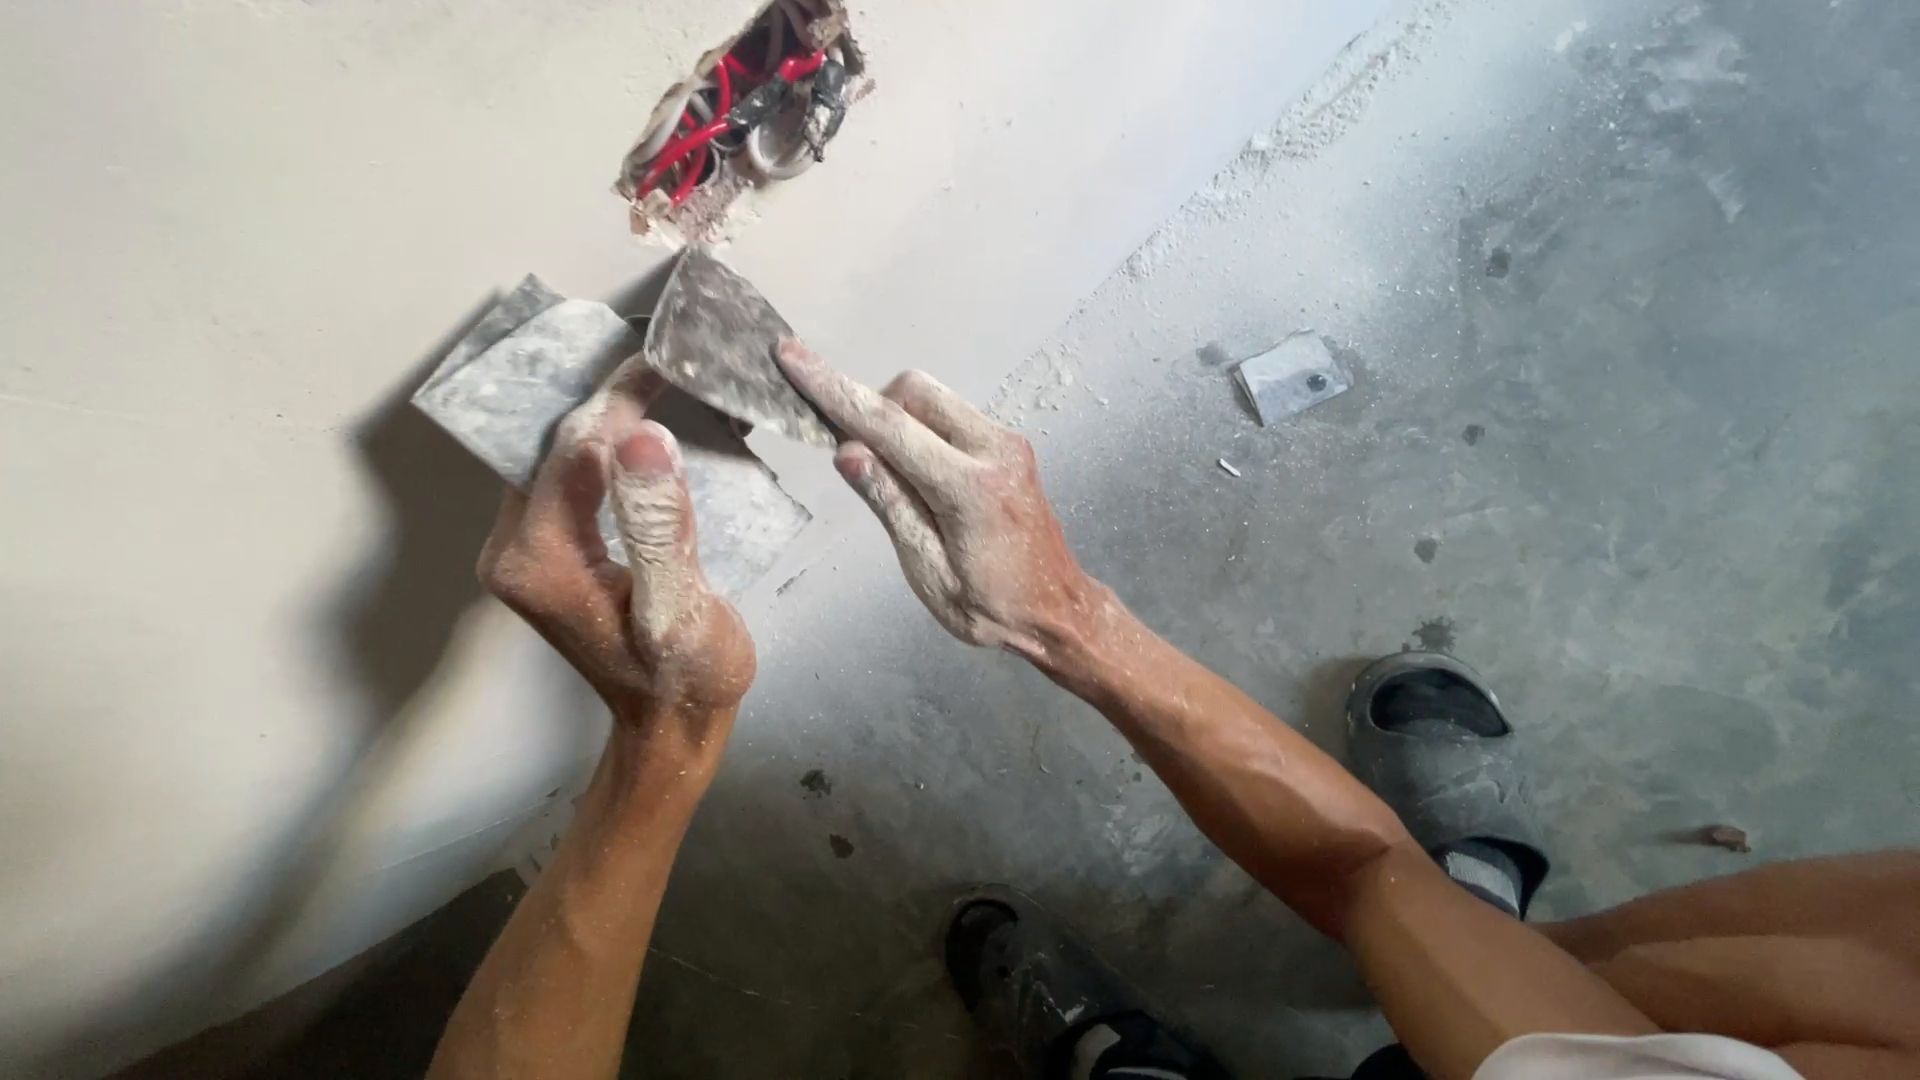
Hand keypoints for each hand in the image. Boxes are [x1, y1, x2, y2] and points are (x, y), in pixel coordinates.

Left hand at [476, 376, 755, 736]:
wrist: (675, 724)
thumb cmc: (686, 679)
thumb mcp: (680, 611)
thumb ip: (658, 528)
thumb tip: (641, 436)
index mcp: (536, 560)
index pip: (569, 450)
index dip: (616, 401)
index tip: (670, 359)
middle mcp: (516, 545)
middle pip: (556, 445)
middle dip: (613, 399)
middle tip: (676, 362)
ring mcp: (533, 546)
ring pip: (566, 455)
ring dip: (616, 418)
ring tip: (673, 383)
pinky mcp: (558, 547)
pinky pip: (580, 477)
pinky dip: (617, 447)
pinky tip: (657, 429)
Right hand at [774, 340, 1107, 661]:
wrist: (1056, 609)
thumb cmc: (990, 608)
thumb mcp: (928, 574)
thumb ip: (891, 507)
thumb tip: (847, 450)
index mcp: (971, 488)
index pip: (889, 426)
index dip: (834, 390)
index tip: (791, 356)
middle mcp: (995, 449)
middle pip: (914, 390)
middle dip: (873, 408)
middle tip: (861, 461)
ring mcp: (1008, 442)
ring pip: (933, 397)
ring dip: (898, 419)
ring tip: (894, 477)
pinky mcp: (1010, 444)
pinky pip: (951, 415)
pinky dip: (921, 429)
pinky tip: (922, 475)